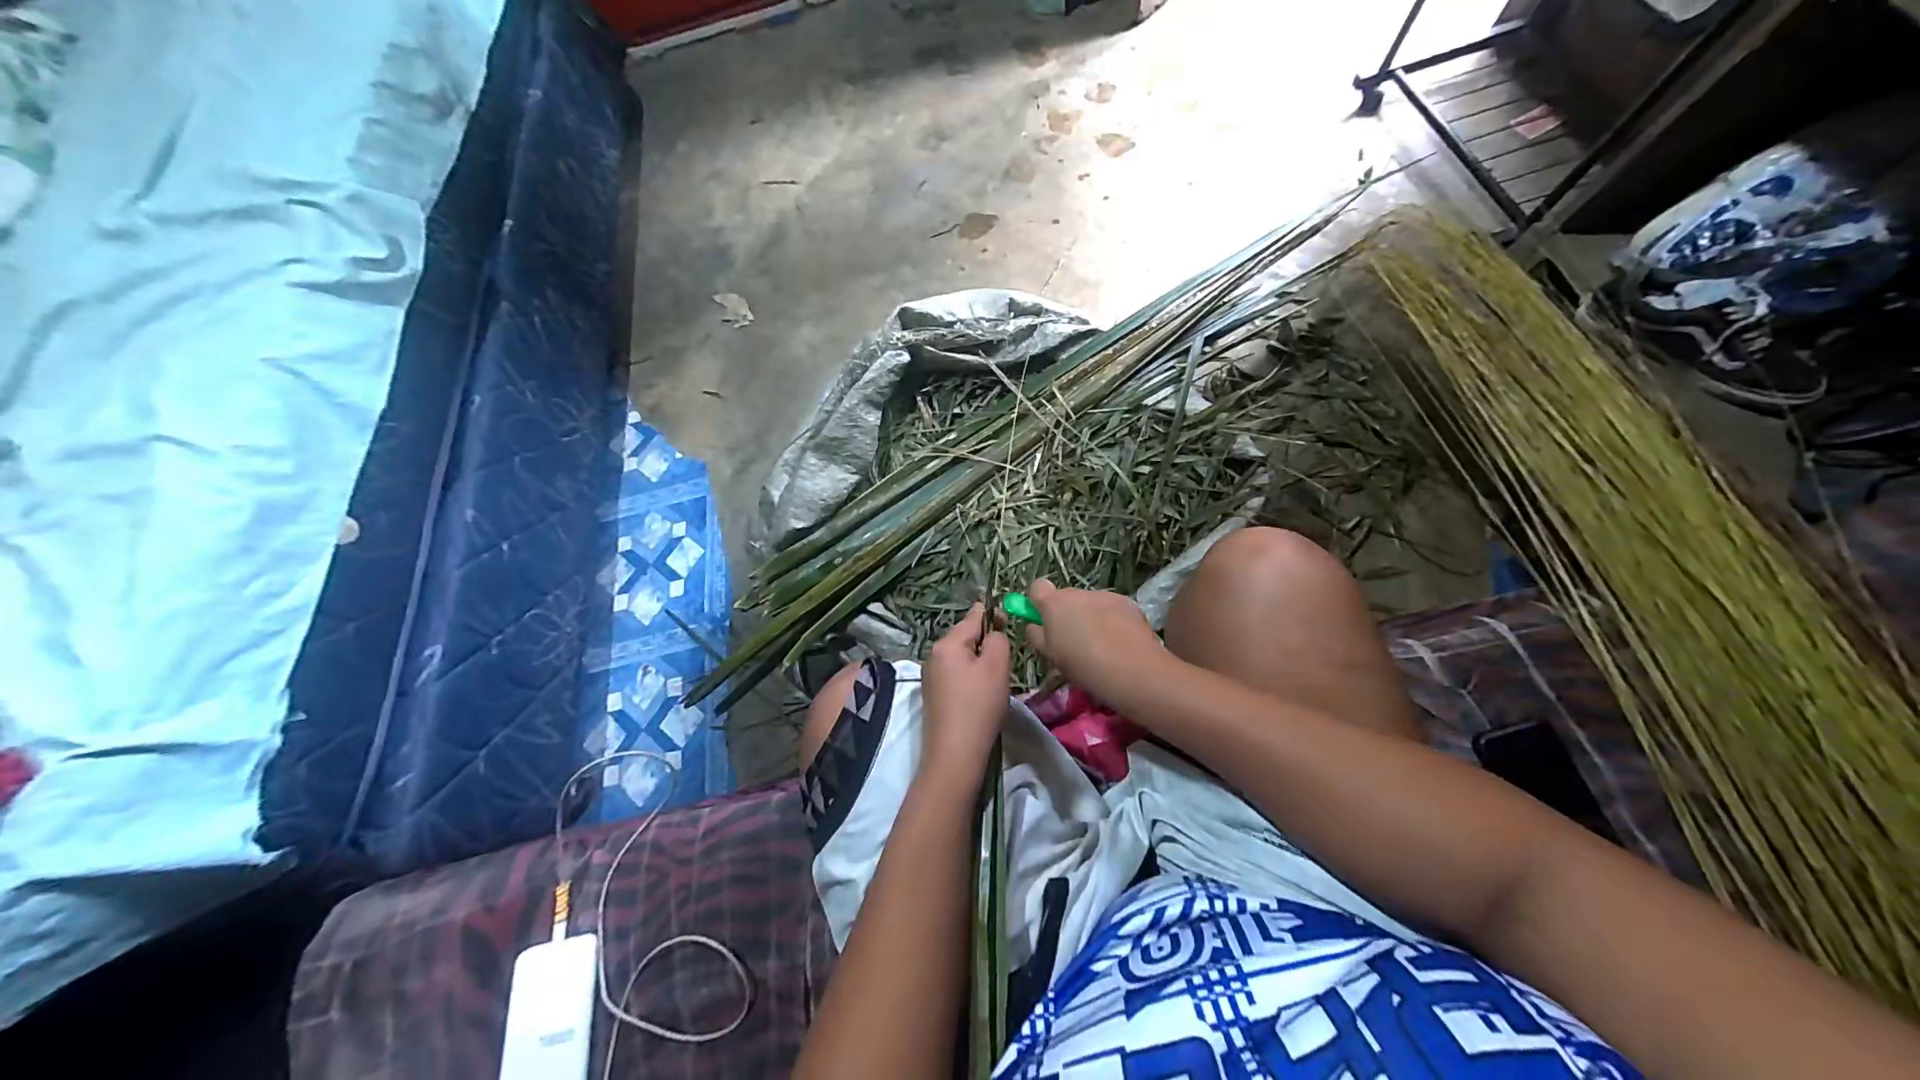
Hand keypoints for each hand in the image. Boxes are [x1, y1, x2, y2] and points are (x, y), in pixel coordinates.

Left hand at [921, 603, 1009, 773]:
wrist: (955, 752)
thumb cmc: (979, 705)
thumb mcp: (997, 665)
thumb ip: (997, 639)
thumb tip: (993, 632)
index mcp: (946, 643)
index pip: (973, 617)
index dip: (993, 615)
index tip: (1010, 621)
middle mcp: (933, 654)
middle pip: (965, 637)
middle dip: (985, 643)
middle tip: (1006, 661)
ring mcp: (930, 676)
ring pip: (961, 657)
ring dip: (979, 663)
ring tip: (995, 680)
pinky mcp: (933, 695)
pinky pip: (956, 675)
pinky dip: (970, 678)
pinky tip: (981, 695)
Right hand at [1023, 579, 1169, 698]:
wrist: (1133, 670)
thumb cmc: (1083, 666)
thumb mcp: (1050, 656)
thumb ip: (1037, 635)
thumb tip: (1035, 624)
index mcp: (1054, 604)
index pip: (1037, 587)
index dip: (1038, 602)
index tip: (1044, 620)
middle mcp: (1078, 593)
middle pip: (1065, 597)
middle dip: (1067, 613)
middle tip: (1074, 641)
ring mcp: (1104, 595)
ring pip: (1089, 603)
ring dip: (1090, 616)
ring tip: (1100, 644)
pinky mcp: (1127, 602)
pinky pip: (1111, 608)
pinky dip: (1111, 619)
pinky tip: (1119, 642)